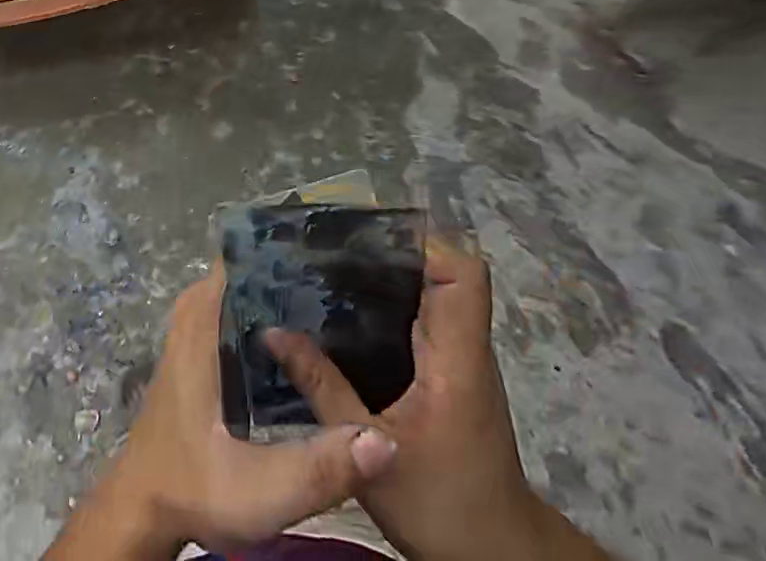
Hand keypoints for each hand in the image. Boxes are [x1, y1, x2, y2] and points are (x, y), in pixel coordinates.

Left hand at [45, 268, 398, 559]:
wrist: (144, 511)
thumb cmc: (192, 488)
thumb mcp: (258, 488)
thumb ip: (318, 468)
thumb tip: (384, 441)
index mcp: (202, 324)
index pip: (241, 258)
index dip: (284, 248)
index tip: (333, 249)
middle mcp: (196, 315)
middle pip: (248, 270)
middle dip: (294, 268)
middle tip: (350, 276)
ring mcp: (195, 332)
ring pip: (244, 290)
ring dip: (284, 291)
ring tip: (340, 298)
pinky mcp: (200, 351)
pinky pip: (239, 312)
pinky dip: (271, 314)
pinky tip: (312, 335)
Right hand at [267, 236, 609, 560]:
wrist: (492, 552)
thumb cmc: (441, 503)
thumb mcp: (371, 447)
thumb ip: (323, 388)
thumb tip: (272, 332)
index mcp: (458, 355)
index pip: (463, 273)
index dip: (421, 243)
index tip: (364, 236)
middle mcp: (462, 346)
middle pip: (440, 272)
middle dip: (386, 250)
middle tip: (327, 246)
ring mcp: (455, 358)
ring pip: (426, 293)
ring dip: (381, 276)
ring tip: (323, 268)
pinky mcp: (443, 373)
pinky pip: (415, 320)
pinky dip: (380, 307)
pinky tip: (337, 315)